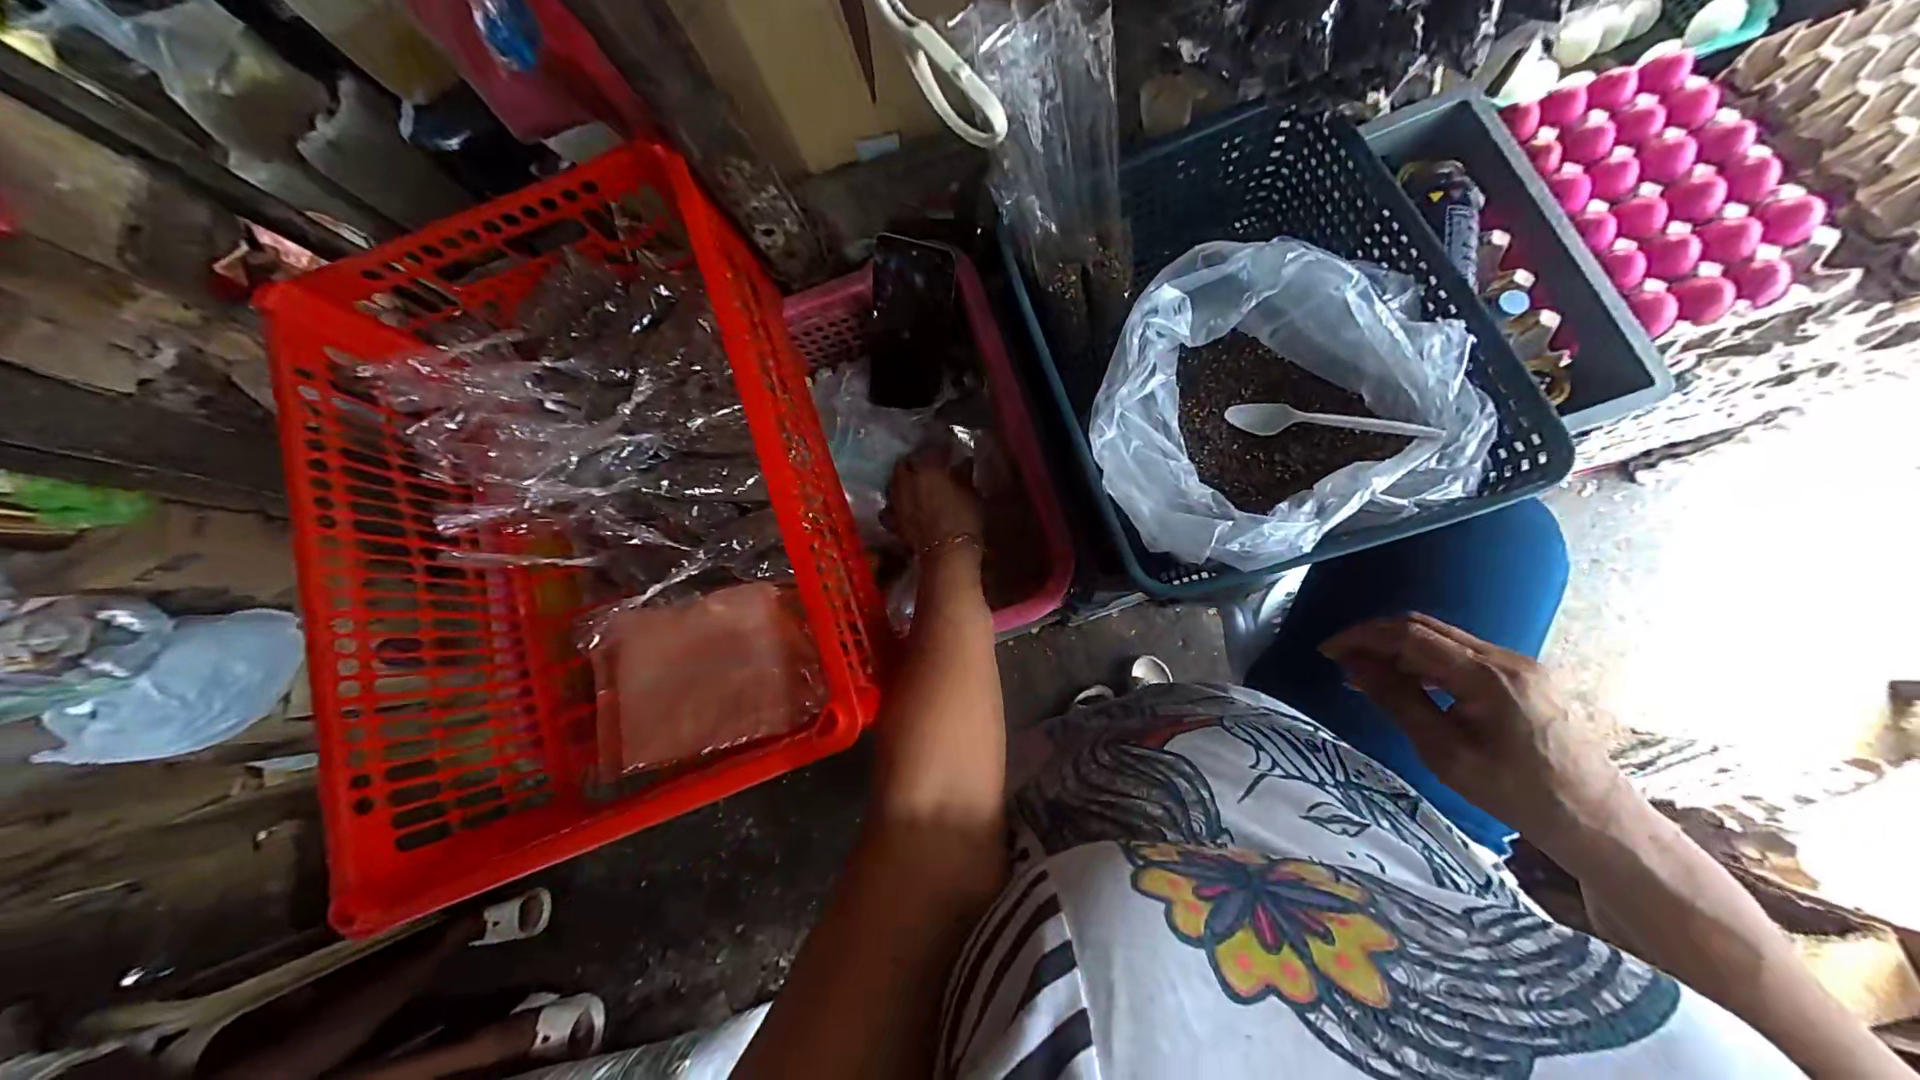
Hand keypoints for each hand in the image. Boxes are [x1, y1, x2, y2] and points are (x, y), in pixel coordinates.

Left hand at [887, 454, 983, 556]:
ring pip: (893, 484)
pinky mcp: (892, 521)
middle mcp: (905, 480)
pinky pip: (889, 508)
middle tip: (926, 467)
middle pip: (904, 465)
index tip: (948, 454)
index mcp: (926, 468)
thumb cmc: (965, 518)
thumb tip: (963, 461)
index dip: (940, 451)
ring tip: (913, 485)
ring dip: (902, 482)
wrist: (948, 552)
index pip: (931, 451)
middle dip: (914, 463)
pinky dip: (895, 505)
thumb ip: (963, 474)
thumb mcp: (970, 492)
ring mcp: (896, 501)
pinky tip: (902, 507)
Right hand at [1319, 613, 1630, 844]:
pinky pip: (1460, 652)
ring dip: (1397, 646)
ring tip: (1364, 670)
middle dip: (1375, 636)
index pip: (1410, 636)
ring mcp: (1519, 664)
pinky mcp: (1524, 675)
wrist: (1597, 820)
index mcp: (1487, 676)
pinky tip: (1405, 679)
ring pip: (1442, 636)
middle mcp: (1505, 658)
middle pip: (1425, 627)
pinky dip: (1423, 657)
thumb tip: (1354, 665)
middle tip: (1339, 657)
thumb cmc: (1517, 793)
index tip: (1327, 650)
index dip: (1362, 637)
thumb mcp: (1444, 753)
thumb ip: (1397, 700)